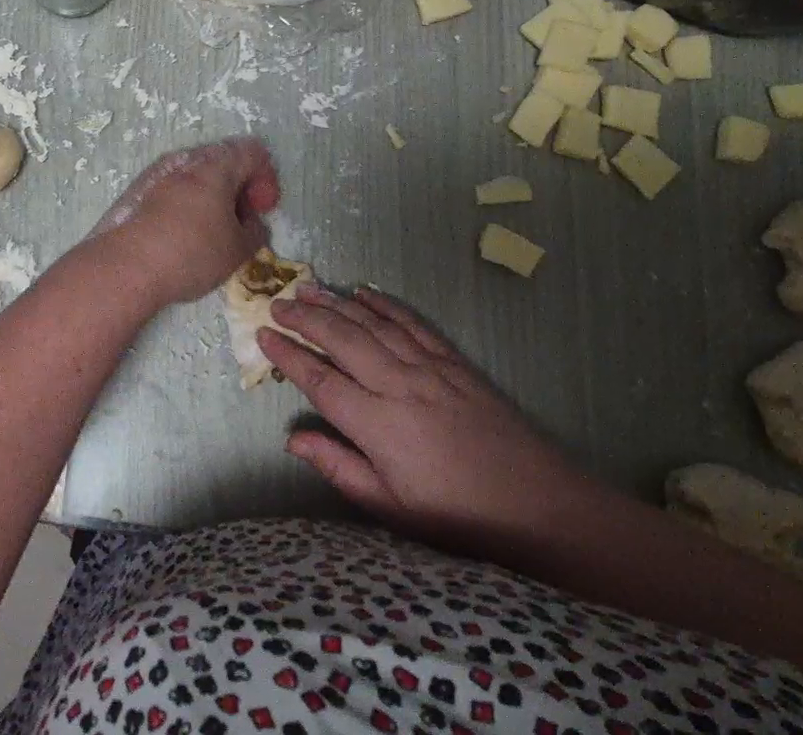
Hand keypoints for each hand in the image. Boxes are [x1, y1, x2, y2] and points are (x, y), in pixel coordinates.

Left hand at [86, 138, 279, 306]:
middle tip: (240, 222)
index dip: (266, 179)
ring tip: (213, 233)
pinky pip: (172, 190)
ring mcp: (155, 176)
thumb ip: (255, 231)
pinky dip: (187, 206)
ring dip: (211, 198)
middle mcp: (183, 162)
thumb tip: (251, 223)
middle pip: (222, 162)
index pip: (252, 152)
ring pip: (195, 177)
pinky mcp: (136, 194)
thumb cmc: (190, 254)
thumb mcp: (238, 250)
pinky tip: (183, 237)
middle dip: (238, 188)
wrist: (125, 267)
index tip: (262, 210)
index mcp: (214, 167)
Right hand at [260, 285, 603, 555]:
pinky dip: (387, 306)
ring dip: (337, 303)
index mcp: (377, 425)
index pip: (319, 380)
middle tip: (276, 302)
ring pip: (374, 325)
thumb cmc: (456, 515)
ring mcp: (430, 370)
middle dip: (305, 318)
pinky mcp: (457, 365)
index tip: (262, 335)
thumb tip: (293, 438)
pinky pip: (415, 325)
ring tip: (307, 288)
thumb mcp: (389, 506)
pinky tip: (365, 293)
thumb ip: (338, 467)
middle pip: (342, 339)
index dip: (288, 355)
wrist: (540, 506)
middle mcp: (399, 386)